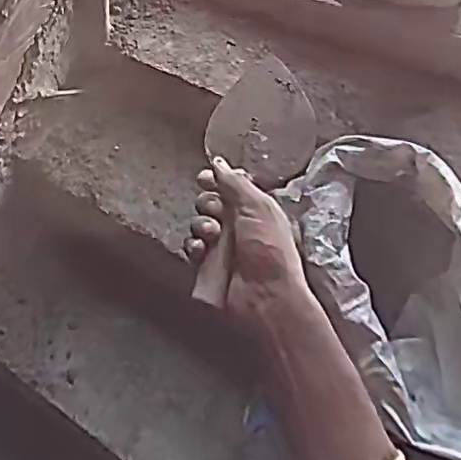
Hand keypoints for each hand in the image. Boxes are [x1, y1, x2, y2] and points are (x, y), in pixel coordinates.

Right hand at [187, 157, 313, 330]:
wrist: (265, 298)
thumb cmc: (269, 250)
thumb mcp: (258, 207)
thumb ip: (235, 183)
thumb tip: (217, 161)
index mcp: (254, 209)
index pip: (229, 186)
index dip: (215, 180)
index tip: (205, 179)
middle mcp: (237, 225)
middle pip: (209, 201)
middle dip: (207, 203)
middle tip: (215, 212)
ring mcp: (222, 246)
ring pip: (197, 222)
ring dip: (201, 225)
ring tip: (212, 236)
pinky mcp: (207, 265)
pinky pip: (191, 246)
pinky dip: (195, 246)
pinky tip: (203, 251)